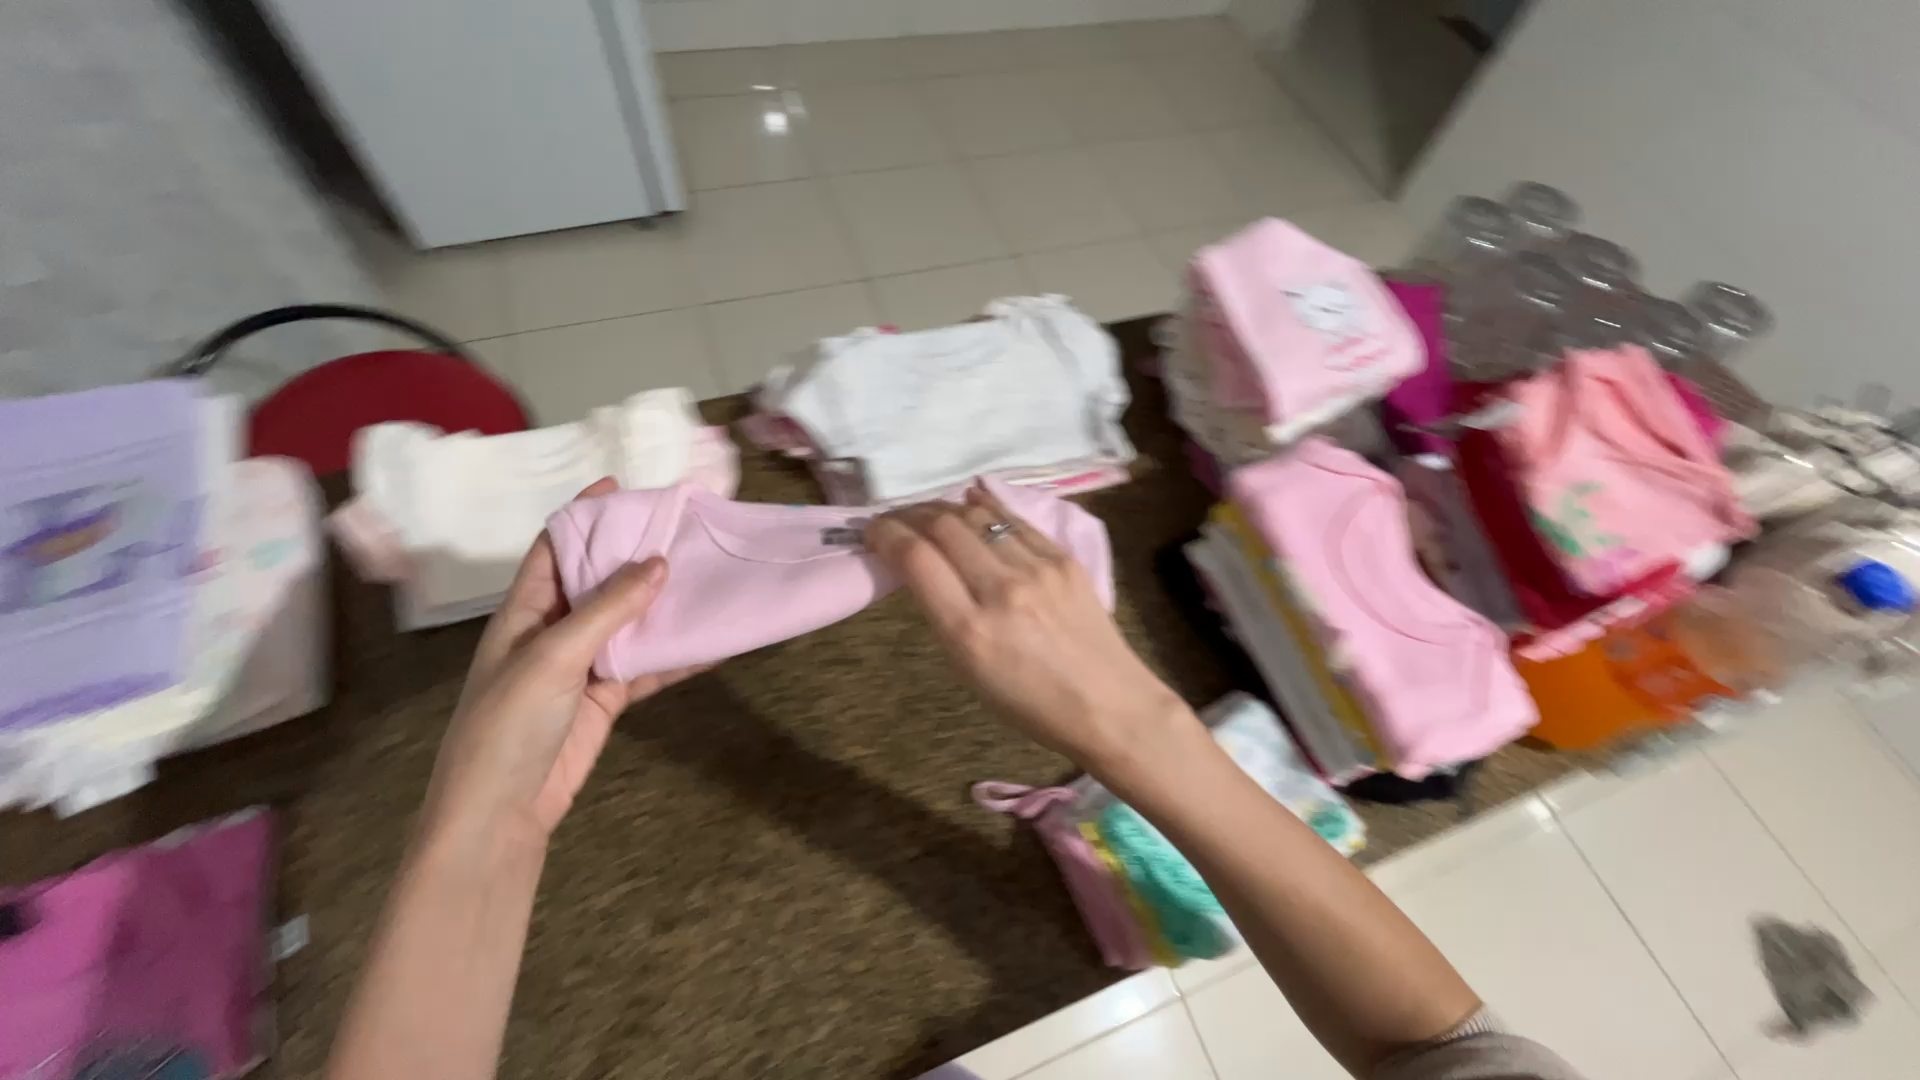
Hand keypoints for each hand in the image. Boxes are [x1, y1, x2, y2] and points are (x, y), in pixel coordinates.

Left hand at [423, 478, 710, 851]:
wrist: (501, 813)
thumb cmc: (509, 724)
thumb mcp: (553, 657)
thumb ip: (607, 609)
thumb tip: (658, 562)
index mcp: (525, 610)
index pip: (555, 548)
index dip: (583, 516)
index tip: (624, 487)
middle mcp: (555, 629)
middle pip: (600, 580)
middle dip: (636, 553)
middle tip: (685, 528)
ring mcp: (583, 664)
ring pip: (630, 622)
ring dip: (664, 603)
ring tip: (708, 574)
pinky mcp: (606, 696)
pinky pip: (647, 665)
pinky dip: (677, 655)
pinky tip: (712, 642)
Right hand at [865, 483, 1189, 766]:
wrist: (1110, 705)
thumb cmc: (1031, 704)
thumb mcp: (969, 671)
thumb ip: (943, 614)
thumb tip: (923, 566)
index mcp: (969, 631)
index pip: (915, 558)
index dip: (884, 534)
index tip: (873, 532)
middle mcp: (1001, 590)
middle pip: (942, 525)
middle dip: (908, 515)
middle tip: (896, 520)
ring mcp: (1038, 568)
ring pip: (977, 515)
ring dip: (943, 508)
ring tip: (929, 513)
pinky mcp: (1065, 558)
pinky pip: (1014, 520)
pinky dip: (985, 507)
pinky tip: (971, 502)